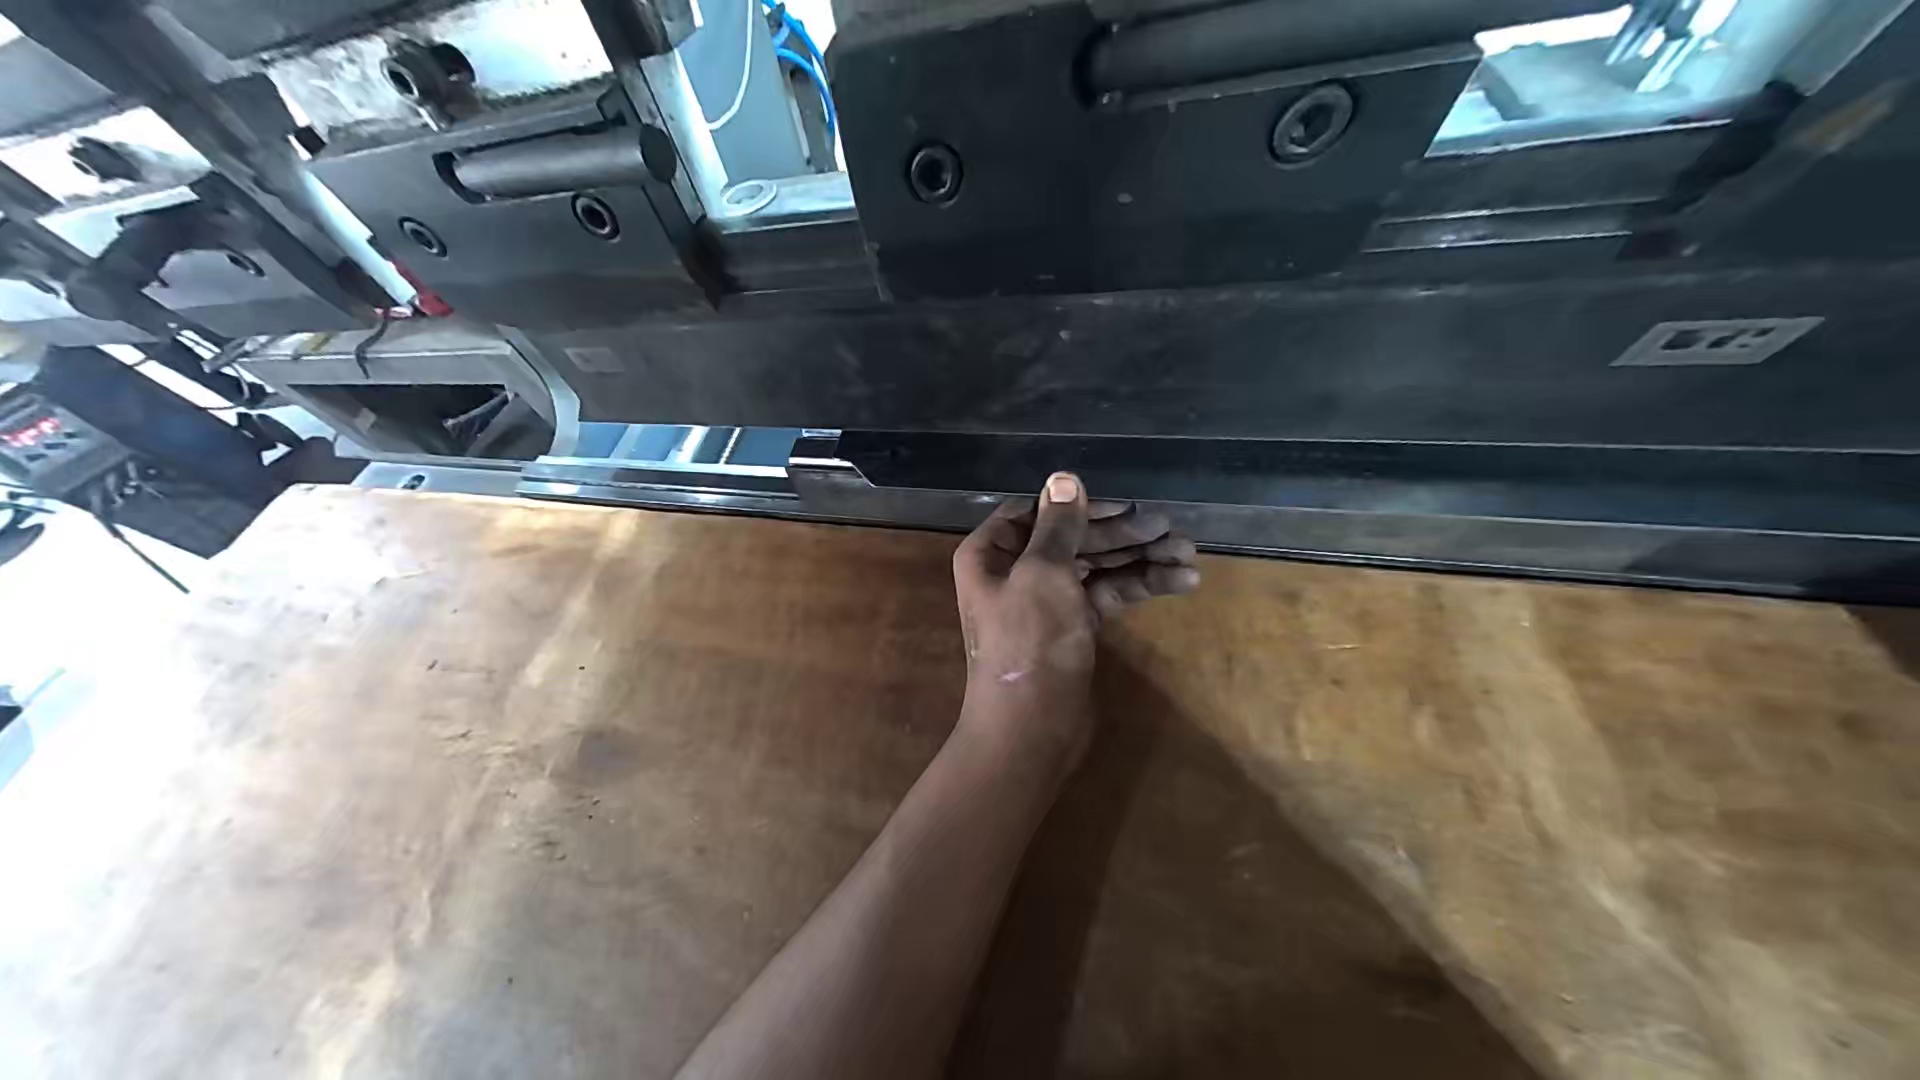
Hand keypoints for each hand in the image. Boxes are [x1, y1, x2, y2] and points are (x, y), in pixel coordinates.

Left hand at [951, 472, 1200, 768]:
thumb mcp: (1043, 574)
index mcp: (992, 553)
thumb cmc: (1029, 642)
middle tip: (1171, 528)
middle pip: (1074, 538)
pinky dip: (1140, 586)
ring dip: (1141, 558)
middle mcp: (1016, 571)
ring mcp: (1047, 600)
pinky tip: (1182, 580)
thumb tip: (1065, 477)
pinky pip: (1108, 595)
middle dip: (1123, 534)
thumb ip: (1059, 525)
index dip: (1080, 506)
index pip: (1037, 513)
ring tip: (1190, 553)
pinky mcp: (1074, 626)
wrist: (1031, 728)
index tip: (1125, 507)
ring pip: (1096, 566)